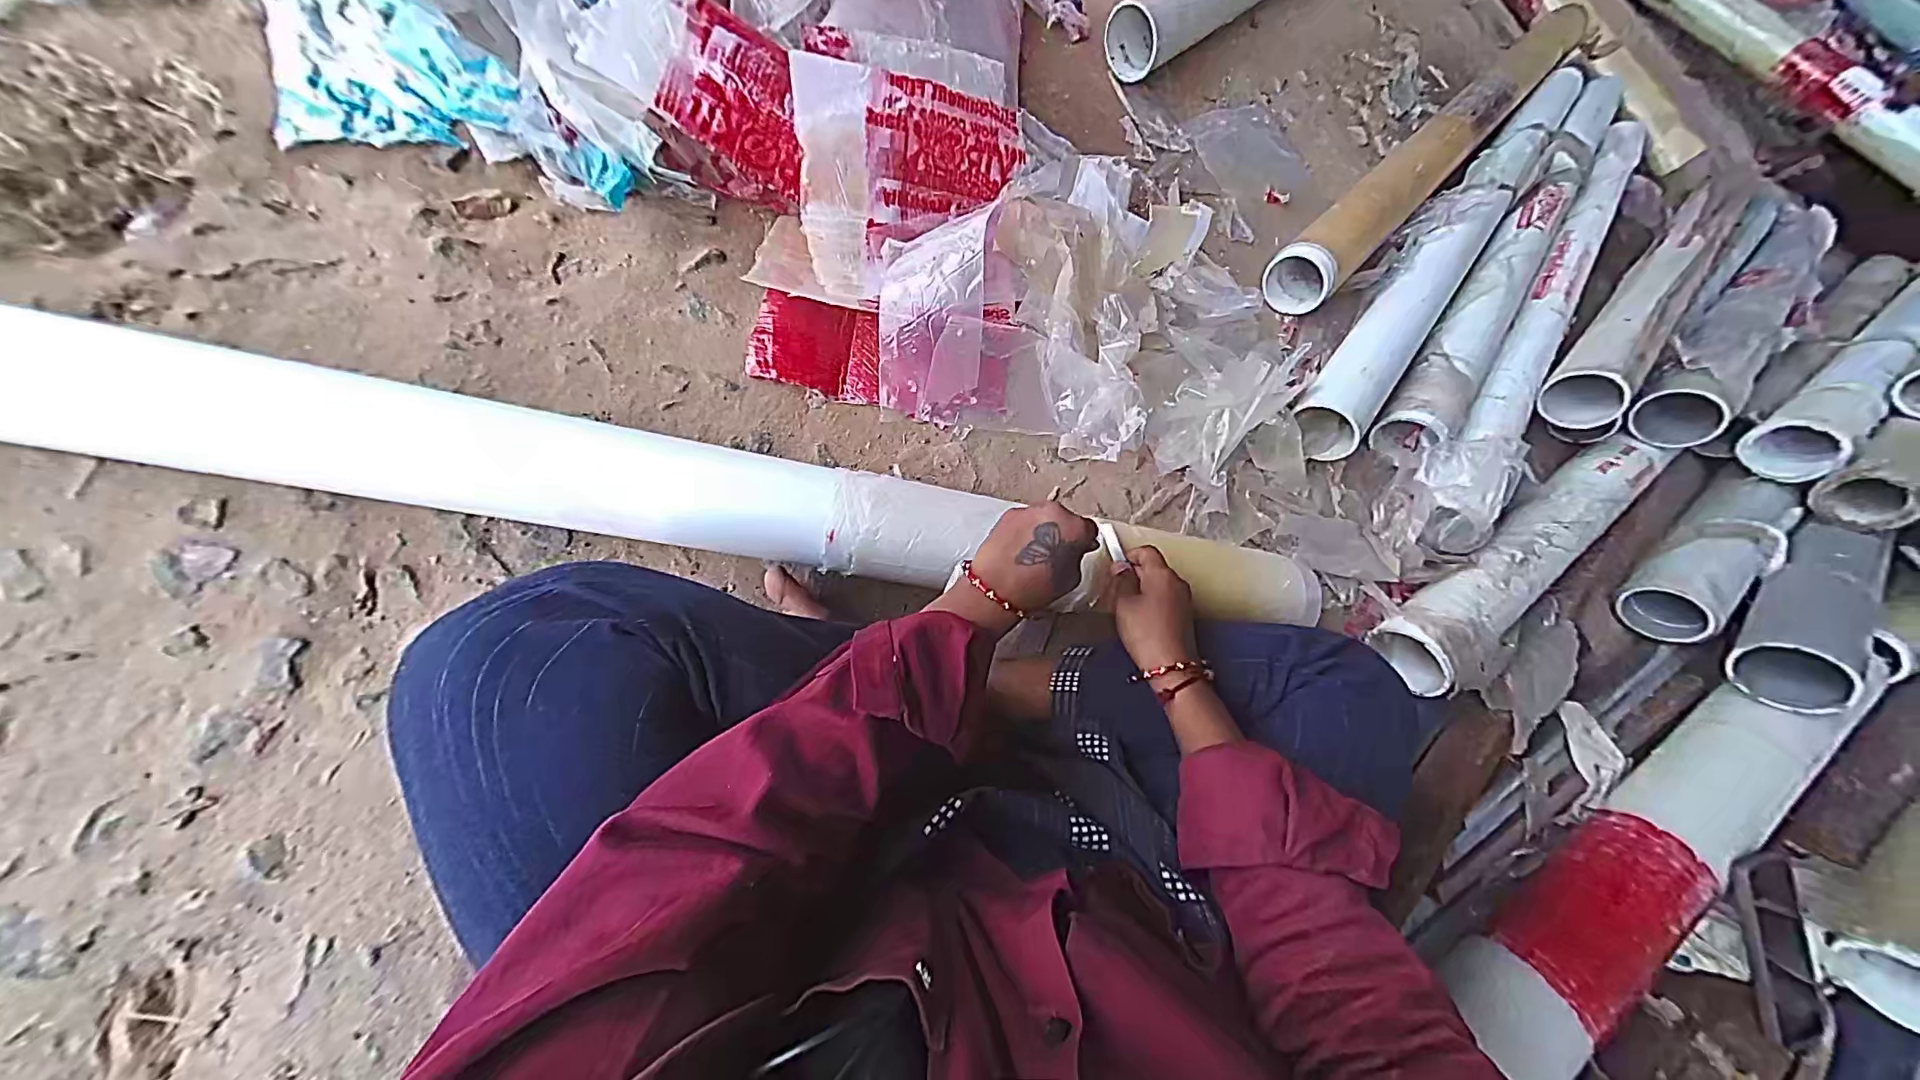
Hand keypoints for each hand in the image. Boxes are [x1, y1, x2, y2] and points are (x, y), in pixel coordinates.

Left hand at [968, 501, 1098, 613]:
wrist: (995, 589)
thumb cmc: (1032, 587)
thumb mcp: (1071, 578)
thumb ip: (1077, 557)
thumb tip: (1075, 550)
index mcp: (1075, 527)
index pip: (1088, 528)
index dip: (1084, 540)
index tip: (1079, 547)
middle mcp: (1053, 512)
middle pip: (1065, 518)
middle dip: (1063, 532)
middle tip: (1055, 553)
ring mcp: (1029, 510)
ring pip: (1043, 517)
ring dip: (1042, 529)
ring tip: (1034, 553)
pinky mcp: (1009, 514)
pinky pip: (1024, 520)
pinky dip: (1024, 530)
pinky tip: (1019, 549)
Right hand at [1103, 545, 1197, 672]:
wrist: (1170, 666)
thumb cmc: (1147, 634)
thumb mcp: (1123, 603)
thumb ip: (1121, 580)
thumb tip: (1121, 567)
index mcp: (1162, 574)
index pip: (1146, 551)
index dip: (1129, 555)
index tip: (1116, 566)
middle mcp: (1177, 582)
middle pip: (1153, 567)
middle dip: (1134, 574)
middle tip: (1117, 590)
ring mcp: (1184, 598)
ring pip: (1159, 584)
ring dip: (1143, 589)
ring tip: (1127, 608)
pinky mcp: (1185, 614)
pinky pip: (1166, 598)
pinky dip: (1152, 602)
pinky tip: (1141, 619)